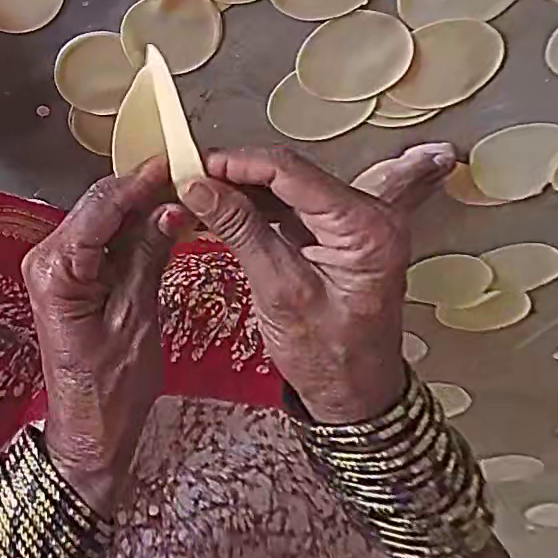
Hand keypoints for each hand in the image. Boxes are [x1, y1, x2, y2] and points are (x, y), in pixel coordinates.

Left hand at [19, 158, 184, 513]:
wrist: (88, 433)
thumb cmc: (111, 390)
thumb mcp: (138, 318)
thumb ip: (150, 255)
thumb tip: (172, 208)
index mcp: (56, 269)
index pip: (100, 208)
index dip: (139, 183)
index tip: (172, 165)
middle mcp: (46, 257)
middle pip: (98, 206)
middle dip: (141, 191)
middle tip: (184, 179)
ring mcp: (55, 264)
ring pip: (101, 217)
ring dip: (139, 207)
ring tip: (179, 196)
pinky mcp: (69, 272)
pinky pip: (102, 238)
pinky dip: (131, 228)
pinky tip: (159, 221)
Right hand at [181, 145, 456, 422]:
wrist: (355, 394)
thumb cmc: (332, 358)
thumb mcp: (279, 292)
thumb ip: (240, 230)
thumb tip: (201, 188)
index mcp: (365, 227)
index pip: (291, 172)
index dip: (238, 163)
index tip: (197, 166)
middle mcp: (366, 214)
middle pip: (288, 173)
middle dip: (235, 173)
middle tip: (190, 179)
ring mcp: (350, 221)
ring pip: (283, 185)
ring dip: (239, 188)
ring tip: (199, 195)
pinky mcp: (333, 231)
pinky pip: (287, 204)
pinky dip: (252, 206)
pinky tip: (222, 210)